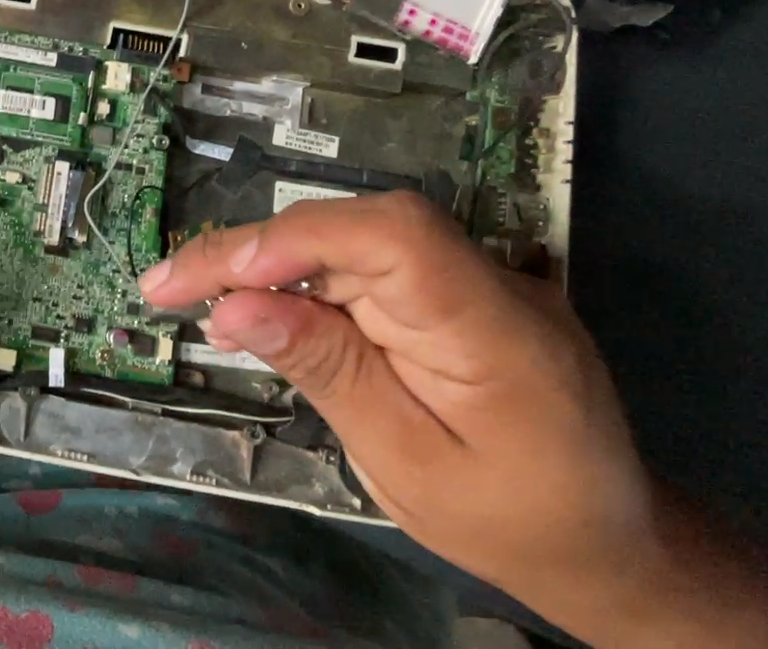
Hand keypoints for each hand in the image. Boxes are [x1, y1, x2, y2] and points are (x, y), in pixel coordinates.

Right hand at [141, 193, 658, 634]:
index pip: (393, 238)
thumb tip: (232, 308)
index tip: (216, 280)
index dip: (295, 239)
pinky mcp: (436, 291)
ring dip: (256, 265)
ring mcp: (460, 279)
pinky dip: (288, 283)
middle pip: (350, 228)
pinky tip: (246, 310)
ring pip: (338, 240)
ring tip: (185, 295)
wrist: (602, 538)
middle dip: (248, 251)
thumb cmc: (508, 519)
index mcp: (493, 330)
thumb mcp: (404, 460)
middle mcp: (482, 282)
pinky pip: (351, 266)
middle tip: (165, 286)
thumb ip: (326, 371)